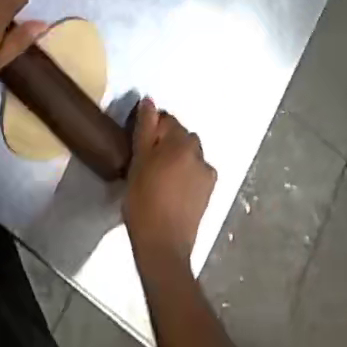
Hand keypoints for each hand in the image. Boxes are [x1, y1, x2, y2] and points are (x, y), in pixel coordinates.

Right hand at [123, 98, 216, 266]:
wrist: (163, 246)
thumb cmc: (143, 202)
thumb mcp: (138, 162)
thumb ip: (145, 127)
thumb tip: (149, 100)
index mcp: (181, 140)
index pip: (166, 120)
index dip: (150, 131)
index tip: (139, 148)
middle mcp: (199, 149)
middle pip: (179, 136)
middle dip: (164, 144)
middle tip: (146, 166)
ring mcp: (207, 170)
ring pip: (187, 154)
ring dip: (176, 159)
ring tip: (159, 180)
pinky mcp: (209, 189)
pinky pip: (195, 171)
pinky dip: (185, 174)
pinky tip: (172, 191)